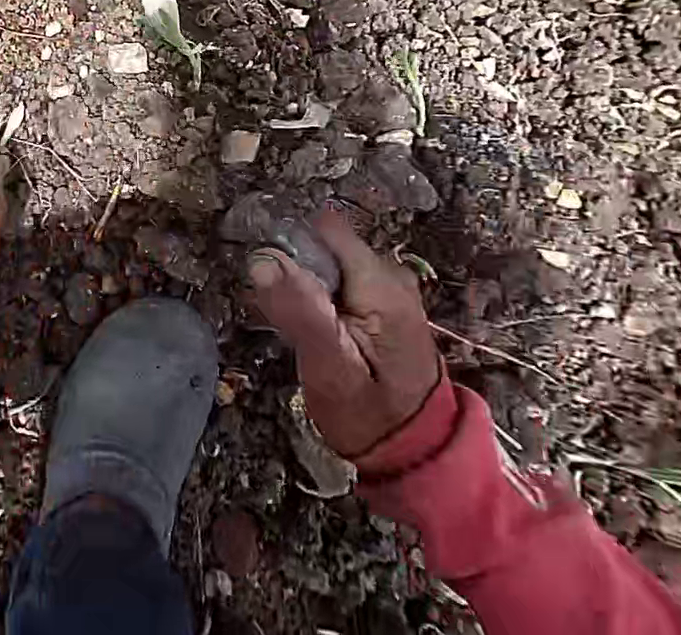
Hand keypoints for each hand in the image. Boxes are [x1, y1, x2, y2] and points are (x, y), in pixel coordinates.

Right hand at [247, 209, 442, 458]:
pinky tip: (321, 332)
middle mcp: (391, 273)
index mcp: (380, 282)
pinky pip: (344, 281)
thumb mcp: (329, 369)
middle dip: (299, 273)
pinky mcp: (387, 300)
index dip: (293, 248)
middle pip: (327, 245)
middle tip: (287, 321)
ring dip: (309, 289)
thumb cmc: (370, 416)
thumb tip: (264, 261)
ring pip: (332, 263)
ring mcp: (392, 286)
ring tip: (302, 331)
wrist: (416, 451)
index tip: (274, 284)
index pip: (325, 229)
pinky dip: (324, 299)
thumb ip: (300, 312)